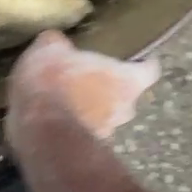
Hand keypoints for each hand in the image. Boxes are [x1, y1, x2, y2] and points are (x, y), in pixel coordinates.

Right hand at [6, 31, 159, 139]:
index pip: (150, 69)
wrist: (41, 129)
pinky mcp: (89, 148)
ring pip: (108, 115)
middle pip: (128, 93)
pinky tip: (55, 115)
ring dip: (93, 107)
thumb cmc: (56, 80)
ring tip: (68, 97)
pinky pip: (87, 130)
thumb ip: (60, 43)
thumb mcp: (50, 48)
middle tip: (90, 75)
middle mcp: (127, 108)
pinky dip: (76, 123)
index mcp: (127, 79)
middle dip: (111, 86)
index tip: (131, 56)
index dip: (142, 61)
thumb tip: (57, 42)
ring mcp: (110, 132)